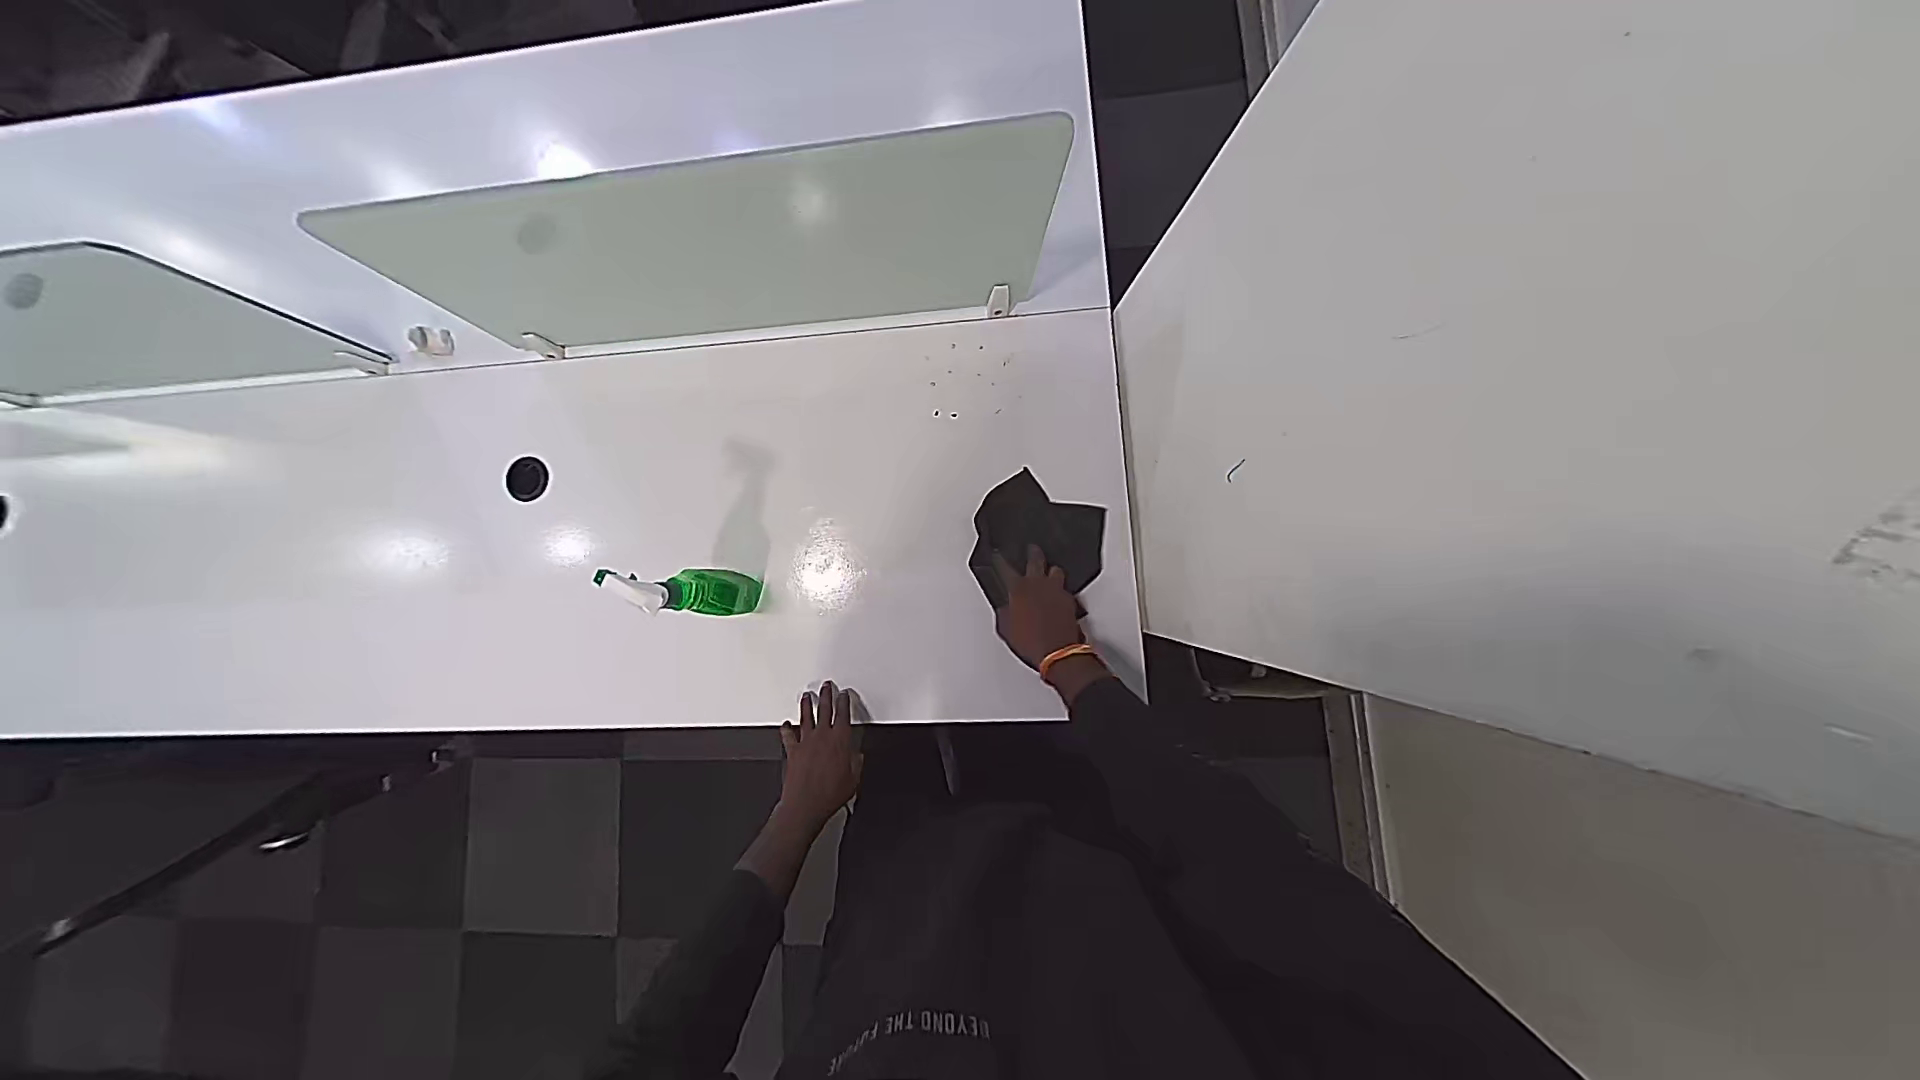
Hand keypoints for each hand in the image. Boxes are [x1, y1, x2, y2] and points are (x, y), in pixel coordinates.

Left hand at [778, 681, 863, 827]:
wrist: (805, 805)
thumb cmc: (829, 794)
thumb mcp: (853, 779)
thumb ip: (856, 764)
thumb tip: (857, 757)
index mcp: (840, 740)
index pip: (843, 714)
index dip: (844, 702)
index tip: (844, 694)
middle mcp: (822, 737)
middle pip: (824, 709)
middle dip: (826, 695)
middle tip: (826, 686)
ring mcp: (806, 742)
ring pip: (806, 717)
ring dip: (806, 705)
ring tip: (807, 696)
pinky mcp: (792, 751)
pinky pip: (788, 735)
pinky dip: (787, 728)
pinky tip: (786, 724)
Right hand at [992, 545, 1085, 669]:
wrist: (1057, 653)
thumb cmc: (1031, 642)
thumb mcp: (1006, 629)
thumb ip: (1005, 612)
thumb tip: (1005, 609)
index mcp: (1019, 589)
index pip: (1005, 567)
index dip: (1000, 559)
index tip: (998, 555)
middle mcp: (1039, 584)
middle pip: (1036, 558)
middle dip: (1031, 551)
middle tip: (1030, 549)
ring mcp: (1057, 590)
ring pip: (1055, 569)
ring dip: (1050, 571)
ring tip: (1047, 573)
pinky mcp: (1070, 599)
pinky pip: (1065, 588)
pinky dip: (1060, 590)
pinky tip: (1057, 594)